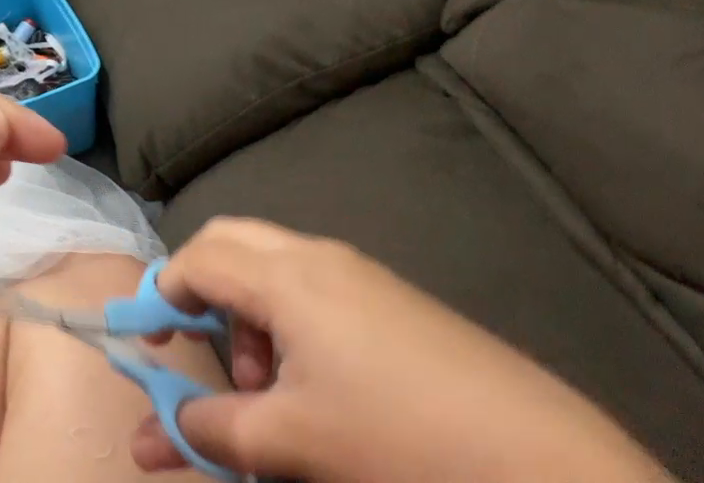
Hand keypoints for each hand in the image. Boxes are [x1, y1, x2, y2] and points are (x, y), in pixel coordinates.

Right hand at [132, 218, 673, 482]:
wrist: (557, 468)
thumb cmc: (401, 442)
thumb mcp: (290, 444)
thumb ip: (211, 431)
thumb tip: (161, 432)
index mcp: (286, 276)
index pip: (194, 261)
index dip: (158, 297)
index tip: (146, 343)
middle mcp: (319, 258)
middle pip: (229, 243)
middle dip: (198, 288)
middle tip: (197, 346)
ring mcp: (364, 276)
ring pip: (273, 267)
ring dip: (246, 314)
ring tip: (264, 388)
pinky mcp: (399, 303)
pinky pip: (316, 290)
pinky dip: (288, 323)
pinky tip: (316, 389)